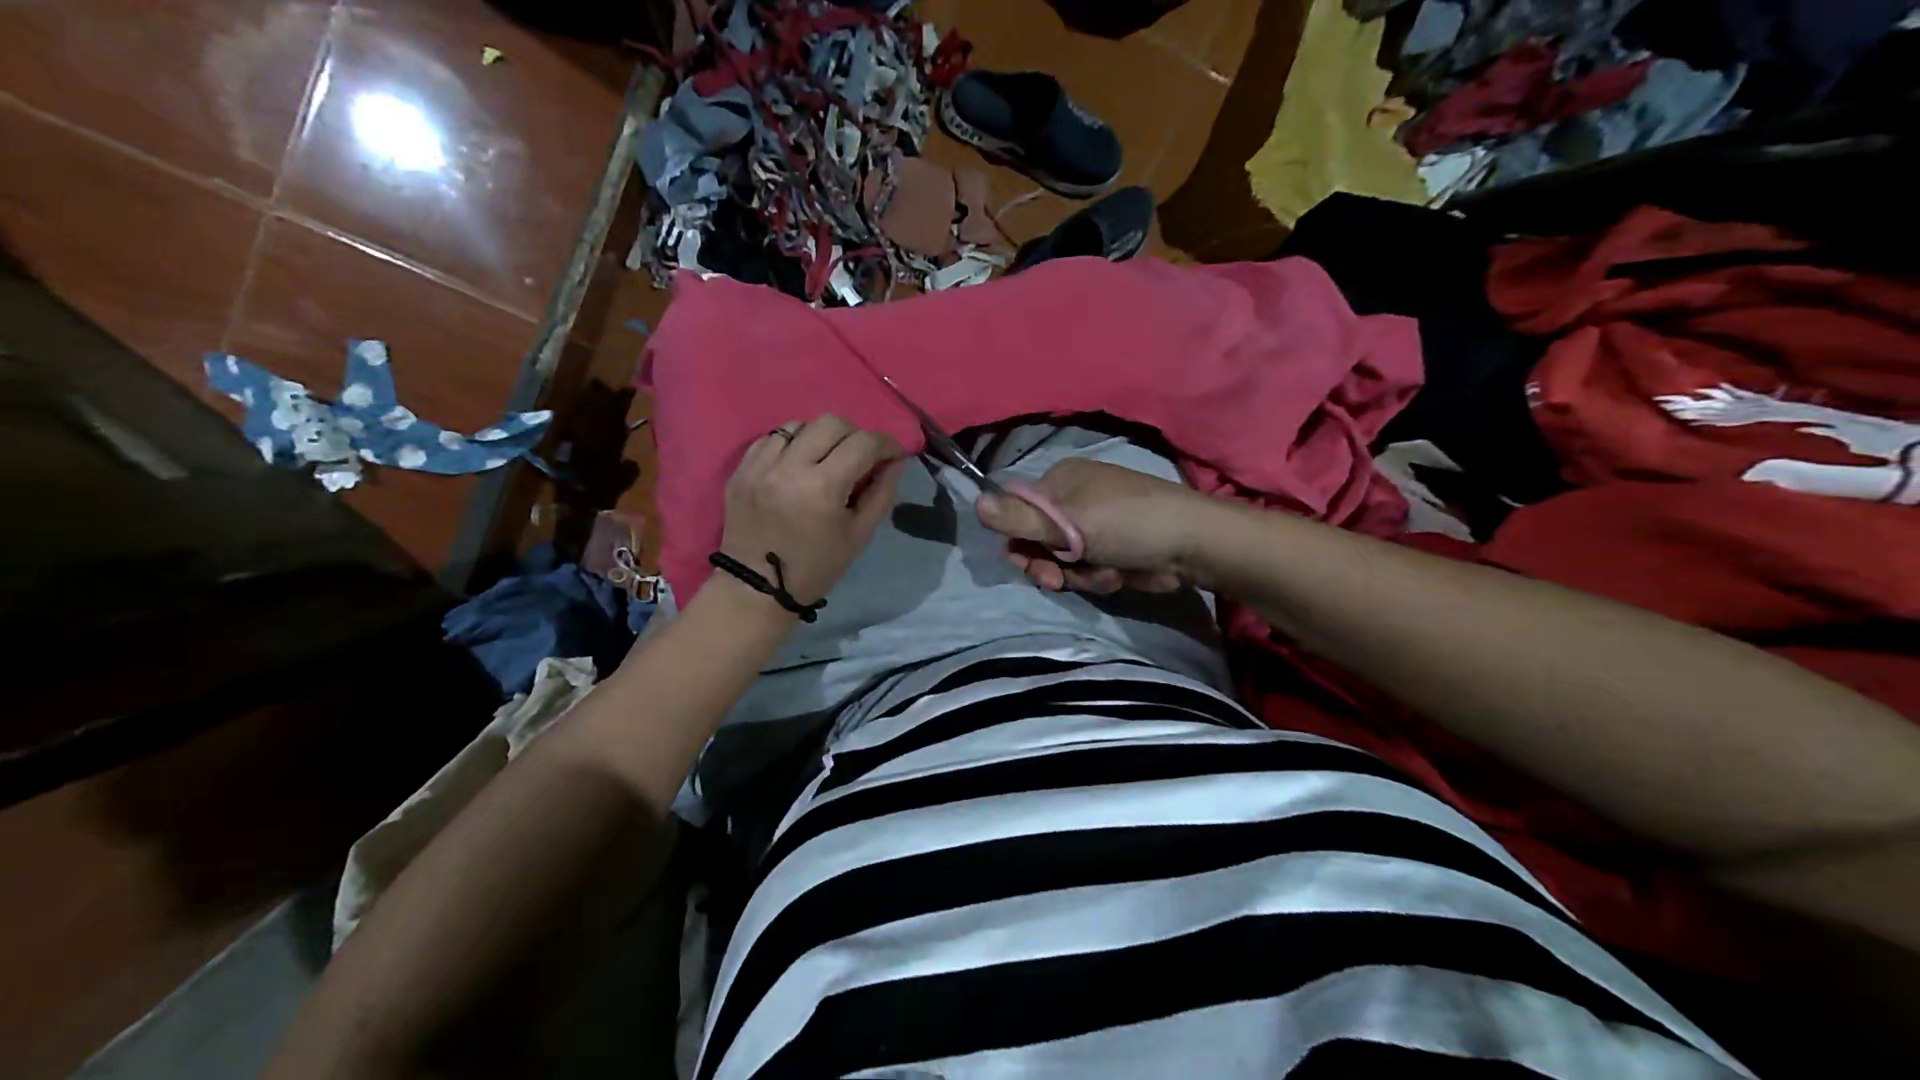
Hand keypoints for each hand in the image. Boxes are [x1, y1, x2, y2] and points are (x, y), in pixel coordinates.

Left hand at [719, 414, 906, 610]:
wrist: (756, 588)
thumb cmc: (816, 567)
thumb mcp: (859, 535)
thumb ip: (881, 493)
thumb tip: (894, 461)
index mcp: (822, 488)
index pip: (863, 443)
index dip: (886, 444)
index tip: (893, 455)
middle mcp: (789, 468)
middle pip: (831, 423)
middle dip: (855, 435)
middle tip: (860, 457)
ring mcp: (760, 466)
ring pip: (798, 424)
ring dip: (820, 437)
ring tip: (825, 460)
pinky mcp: (741, 470)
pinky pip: (770, 439)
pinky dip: (791, 445)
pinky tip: (797, 465)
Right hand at [975, 459, 1212, 593]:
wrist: (1191, 545)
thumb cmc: (1127, 523)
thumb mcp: (1069, 523)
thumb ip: (1020, 519)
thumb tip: (974, 503)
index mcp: (1059, 481)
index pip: (1017, 512)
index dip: (1019, 542)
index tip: (1029, 563)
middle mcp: (1072, 500)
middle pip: (1037, 540)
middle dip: (1049, 564)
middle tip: (1060, 580)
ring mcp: (1092, 525)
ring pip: (1061, 560)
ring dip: (1078, 574)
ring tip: (1104, 573)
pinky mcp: (1110, 549)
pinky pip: (1086, 569)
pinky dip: (1097, 577)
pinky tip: (1117, 575)